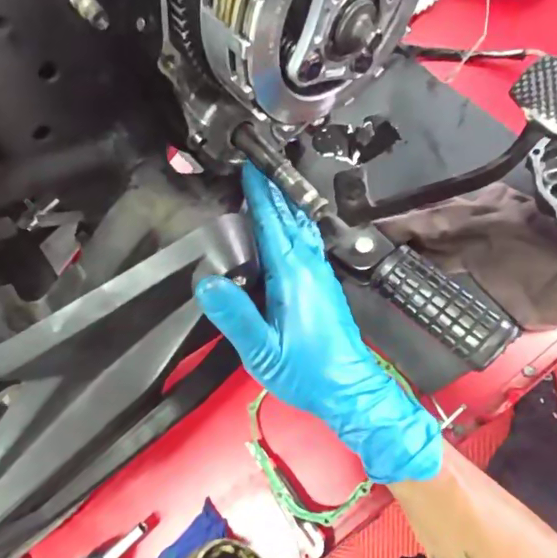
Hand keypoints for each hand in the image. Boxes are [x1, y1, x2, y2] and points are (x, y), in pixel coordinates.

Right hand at [194, 164, 442, 482]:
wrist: (348, 390)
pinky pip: (306, 247)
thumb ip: (235, 315)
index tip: (250, 167)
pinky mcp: (324, 290)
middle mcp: (311, 270)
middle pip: (290, 220)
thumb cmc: (307, 372)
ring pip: (301, 231)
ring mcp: (321, 278)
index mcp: (293, 277)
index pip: (273, 224)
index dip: (260, 194)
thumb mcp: (262, 350)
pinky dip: (292, 231)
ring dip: (284, 209)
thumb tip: (208, 283)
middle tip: (256, 170)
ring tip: (268, 193)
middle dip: (273, 193)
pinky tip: (286, 235)